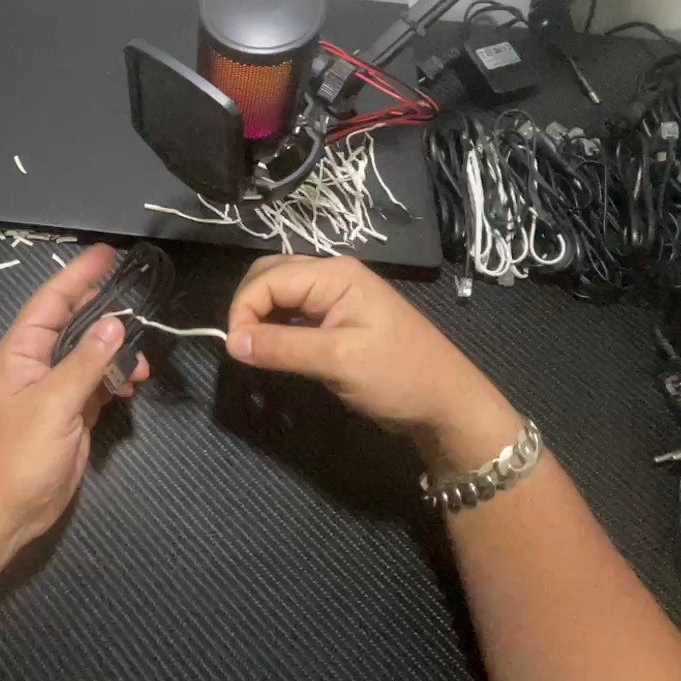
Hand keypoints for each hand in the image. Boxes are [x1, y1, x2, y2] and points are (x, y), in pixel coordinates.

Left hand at [0, 244, 148, 554]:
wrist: (4, 514)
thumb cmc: (17, 455)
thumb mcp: (53, 405)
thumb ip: (86, 363)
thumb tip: (116, 323)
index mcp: (22, 350)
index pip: (52, 300)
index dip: (79, 275)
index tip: (108, 252)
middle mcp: (39, 360)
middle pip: (76, 322)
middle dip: (107, 312)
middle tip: (141, 302)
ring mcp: (57, 386)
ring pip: (93, 352)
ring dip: (119, 352)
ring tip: (143, 363)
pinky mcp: (73, 410)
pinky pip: (100, 380)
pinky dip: (119, 378)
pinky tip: (134, 385)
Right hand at [225, 255, 519, 469]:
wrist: (449, 405)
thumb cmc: (399, 376)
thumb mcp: (338, 361)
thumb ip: (282, 347)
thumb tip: (231, 341)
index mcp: (334, 275)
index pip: (268, 278)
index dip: (243, 308)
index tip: (234, 348)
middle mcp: (331, 276)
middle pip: (269, 276)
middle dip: (247, 306)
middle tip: (241, 346)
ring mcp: (335, 297)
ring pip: (279, 293)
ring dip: (260, 316)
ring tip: (254, 350)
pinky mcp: (336, 319)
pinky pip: (293, 312)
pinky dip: (276, 327)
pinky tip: (274, 350)